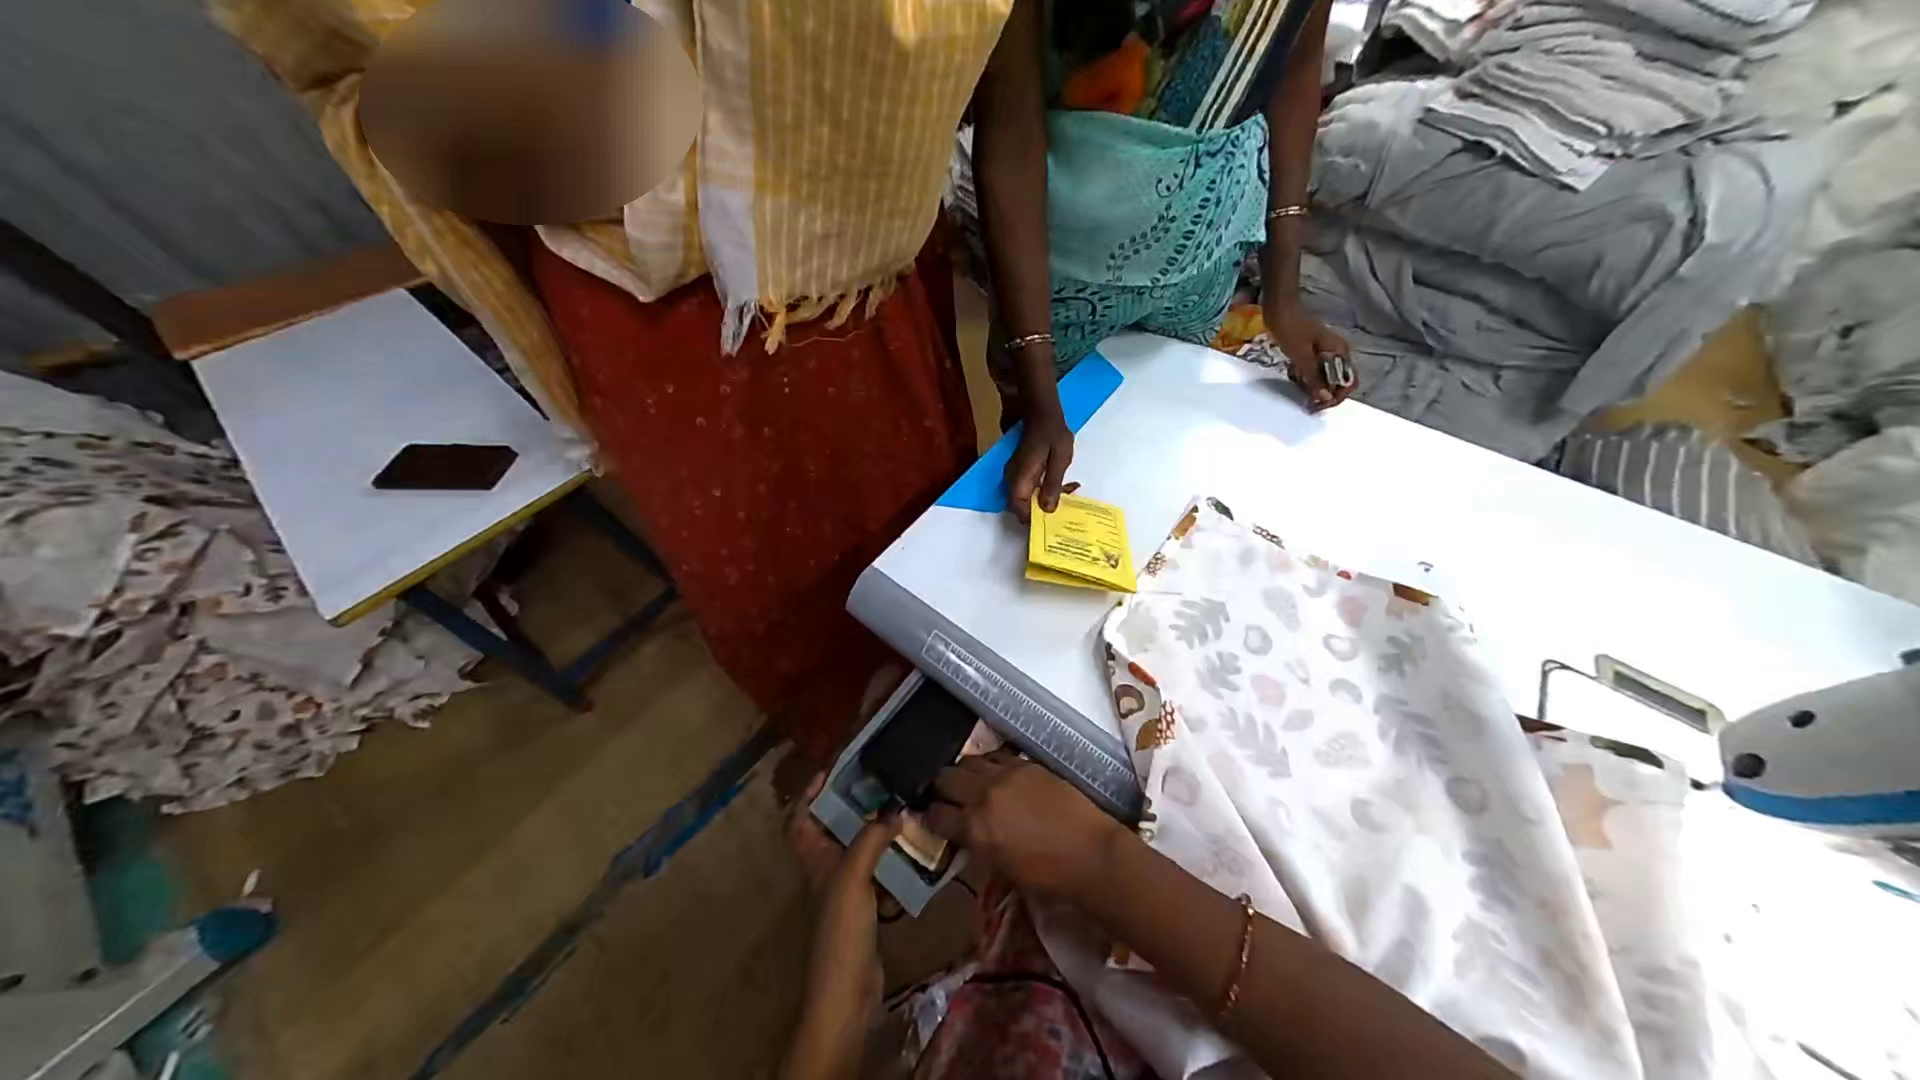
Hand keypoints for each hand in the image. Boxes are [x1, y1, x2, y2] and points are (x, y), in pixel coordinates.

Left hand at [784, 774, 900, 1075]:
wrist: (847, 990)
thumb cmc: (840, 929)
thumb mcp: (852, 877)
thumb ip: (870, 840)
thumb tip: (894, 809)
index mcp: (812, 859)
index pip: (800, 818)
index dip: (809, 794)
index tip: (834, 770)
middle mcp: (825, 869)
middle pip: (830, 829)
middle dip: (849, 804)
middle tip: (879, 781)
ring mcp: (844, 889)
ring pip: (855, 847)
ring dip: (872, 828)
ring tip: (899, 806)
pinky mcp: (864, 906)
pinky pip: (874, 869)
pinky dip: (888, 855)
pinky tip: (909, 846)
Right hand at [924, 753, 1126, 899]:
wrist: (1090, 853)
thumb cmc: (1047, 874)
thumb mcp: (1000, 866)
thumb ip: (977, 844)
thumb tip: (966, 832)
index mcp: (975, 828)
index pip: (936, 814)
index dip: (929, 815)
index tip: (931, 816)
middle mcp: (984, 795)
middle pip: (945, 777)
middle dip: (940, 786)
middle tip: (945, 794)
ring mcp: (1005, 774)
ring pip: (969, 761)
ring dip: (964, 771)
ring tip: (970, 781)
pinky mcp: (1026, 764)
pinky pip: (997, 756)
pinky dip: (990, 764)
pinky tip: (996, 773)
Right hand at [1005, 407, 1072, 522]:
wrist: (1039, 409)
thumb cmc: (1051, 431)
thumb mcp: (1059, 458)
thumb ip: (1052, 484)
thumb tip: (1047, 510)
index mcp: (1020, 480)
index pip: (1020, 511)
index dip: (1034, 521)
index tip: (1052, 524)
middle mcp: (1012, 480)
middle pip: (1023, 507)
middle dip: (1045, 509)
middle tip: (1067, 503)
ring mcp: (1015, 475)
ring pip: (1028, 497)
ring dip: (1048, 497)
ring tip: (1070, 490)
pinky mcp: (1021, 470)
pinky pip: (1030, 486)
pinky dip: (1045, 488)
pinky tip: (1064, 483)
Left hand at [1264, 296, 1355, 411]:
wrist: (1279, 309)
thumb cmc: (1291, 329)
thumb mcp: (1301, 356)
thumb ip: (1313, 377)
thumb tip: (1325, 398)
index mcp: (1340, 353)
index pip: (1348, 383)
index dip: (1335, 398)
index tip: (1317, 406)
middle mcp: (1337, 354)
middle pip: (1336, 383)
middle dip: (1320, 393)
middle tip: (1303, 400)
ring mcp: (1325, 353)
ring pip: (1322, 379)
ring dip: (1310, 385)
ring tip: (1295, 379)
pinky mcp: (1312, 353)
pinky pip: (1312, 372)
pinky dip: (1303, 377)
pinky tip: (1292, 373)